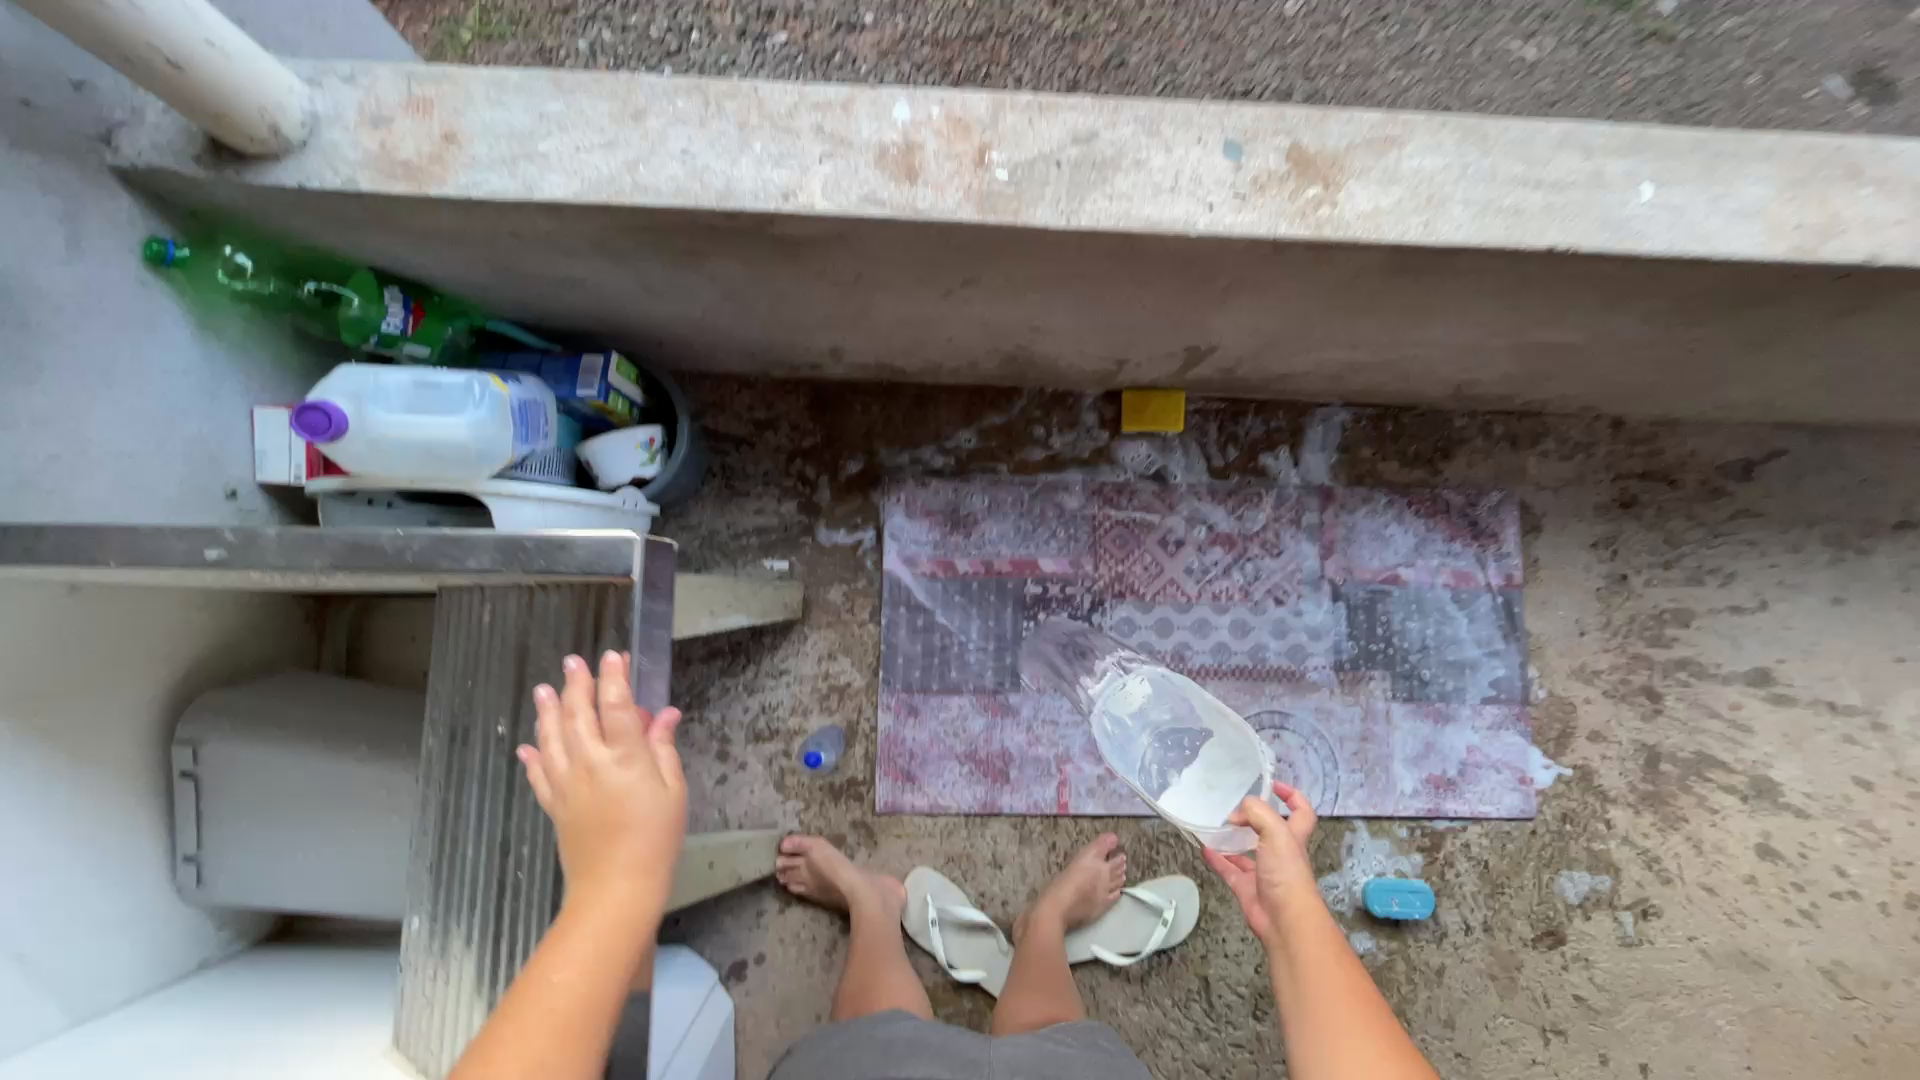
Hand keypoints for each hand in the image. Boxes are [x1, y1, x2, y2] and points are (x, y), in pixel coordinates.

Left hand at [521, 651, 686, 920]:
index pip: (616, 705)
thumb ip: (665, 748)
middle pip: (577, 714)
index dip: (614, 678)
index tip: (613, 657)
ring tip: (544, 689)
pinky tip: (527, 745)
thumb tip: (666, 714)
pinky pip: (538, 774)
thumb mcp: (673, 790)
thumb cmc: (656, 838)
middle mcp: (589, 763)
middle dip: (576, 685)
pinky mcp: (553, 805)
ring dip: (547, 711)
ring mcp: (566, 783)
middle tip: (573, 662)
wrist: (615, 888)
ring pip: (551, 737)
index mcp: (624, 756)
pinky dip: (532, 756)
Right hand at [1202, 781, 1319, 945]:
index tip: (1273, 785)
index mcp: (1293, 837)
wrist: (1284, 920)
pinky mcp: (1247, 888)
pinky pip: (1229, 869)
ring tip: (1215, 823)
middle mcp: (1280, 853)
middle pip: (1271, 830)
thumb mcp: (1276, 832)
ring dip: (1232, 838)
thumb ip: (1256, 813)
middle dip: (1256, 818)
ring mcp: (1263, 872)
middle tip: (1234, 805)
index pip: (1301, 812)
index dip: (1292, 795)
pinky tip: (1203, 847)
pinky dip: (1216, 858)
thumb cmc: (1287, 872)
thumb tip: (1235, 815)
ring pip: (1247, 850)